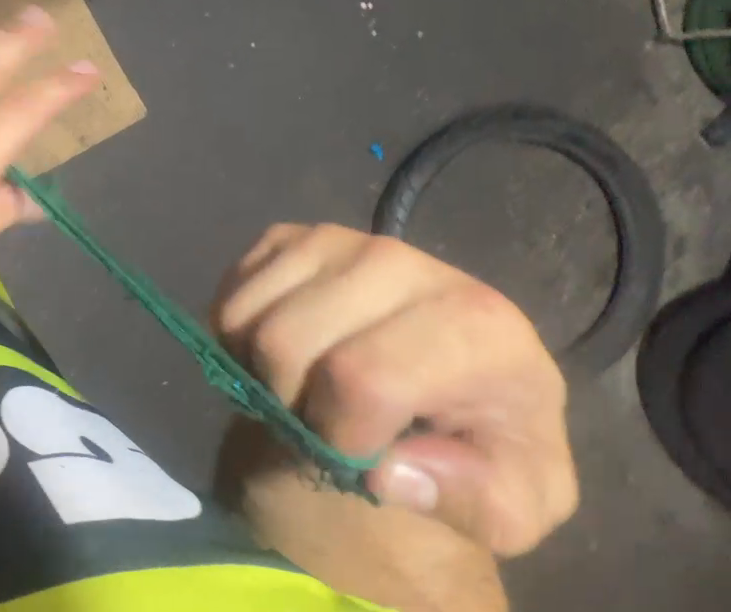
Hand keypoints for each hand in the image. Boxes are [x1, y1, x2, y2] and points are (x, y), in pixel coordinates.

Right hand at [213, 223, 576, 556]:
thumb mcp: (513, 503)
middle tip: (322, 423)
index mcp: (476, 322)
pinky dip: (236, 341)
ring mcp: (333, 240)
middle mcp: (399, 261)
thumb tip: (386, 473)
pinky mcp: (285, 237)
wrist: (447, 381)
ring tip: (300, 391)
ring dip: (257, 373)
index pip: (362, 378)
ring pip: (246, 319)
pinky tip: (280, 357)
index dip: (341, 435)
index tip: (361, 459)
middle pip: (286, 343)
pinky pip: (227, 295)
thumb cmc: (480, 442)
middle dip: (289, 404)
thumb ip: (472, 502)